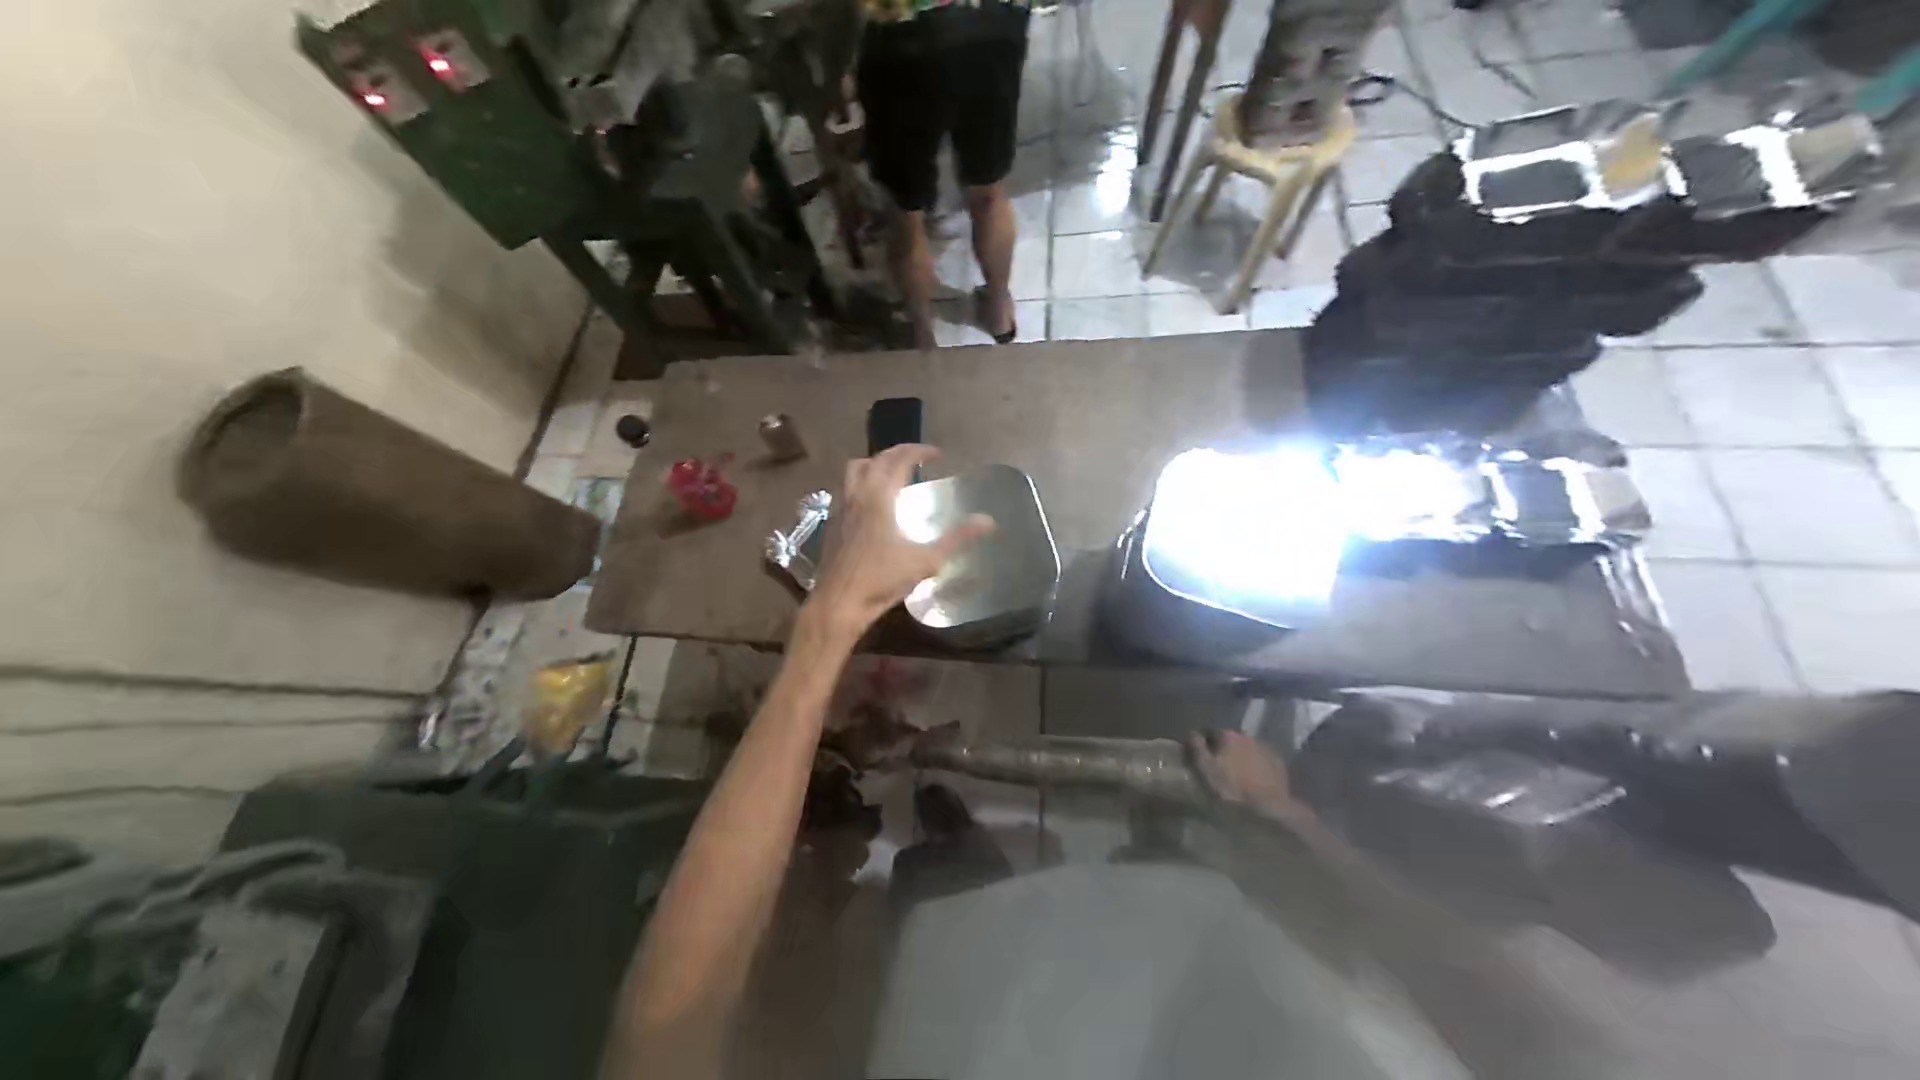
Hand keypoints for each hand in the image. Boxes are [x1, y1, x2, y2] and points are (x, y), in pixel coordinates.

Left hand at [803, 445, 993, 642]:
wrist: (839, 603)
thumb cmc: (882, 580)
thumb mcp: (926, 560)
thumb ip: (957, 538)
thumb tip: (988, 521)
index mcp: (880, 497)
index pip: (899, 460)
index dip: (919, 451)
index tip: (937, 454)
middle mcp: (858, 495)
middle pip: (876, 460)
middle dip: (897, 453)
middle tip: (916, 457)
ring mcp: (841, 509)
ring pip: (854, 471)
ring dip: (874, 464)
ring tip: (891, 473)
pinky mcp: (833, 524)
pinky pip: (846, 490)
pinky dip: (861, 484)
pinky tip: (872, 504)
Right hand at [1188, 730, 1311, 824]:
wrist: (1269, 808)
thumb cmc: (1232, 789)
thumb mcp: (1204, 769)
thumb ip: (1196, 747)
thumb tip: (1192, 732)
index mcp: (1226, 735)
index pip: (1208, 732)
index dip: (1203, 745)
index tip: (1200, 758)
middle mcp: (1246, 735)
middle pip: (1228, 739)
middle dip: (1223, 749)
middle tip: (1220, 767)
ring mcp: (1264, 746)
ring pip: (1246, 747)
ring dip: (1240, 755)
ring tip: (1238, 773)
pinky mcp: (1278, 760)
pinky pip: (1261, 757)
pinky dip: (1256, 763)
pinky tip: (1254, 778)